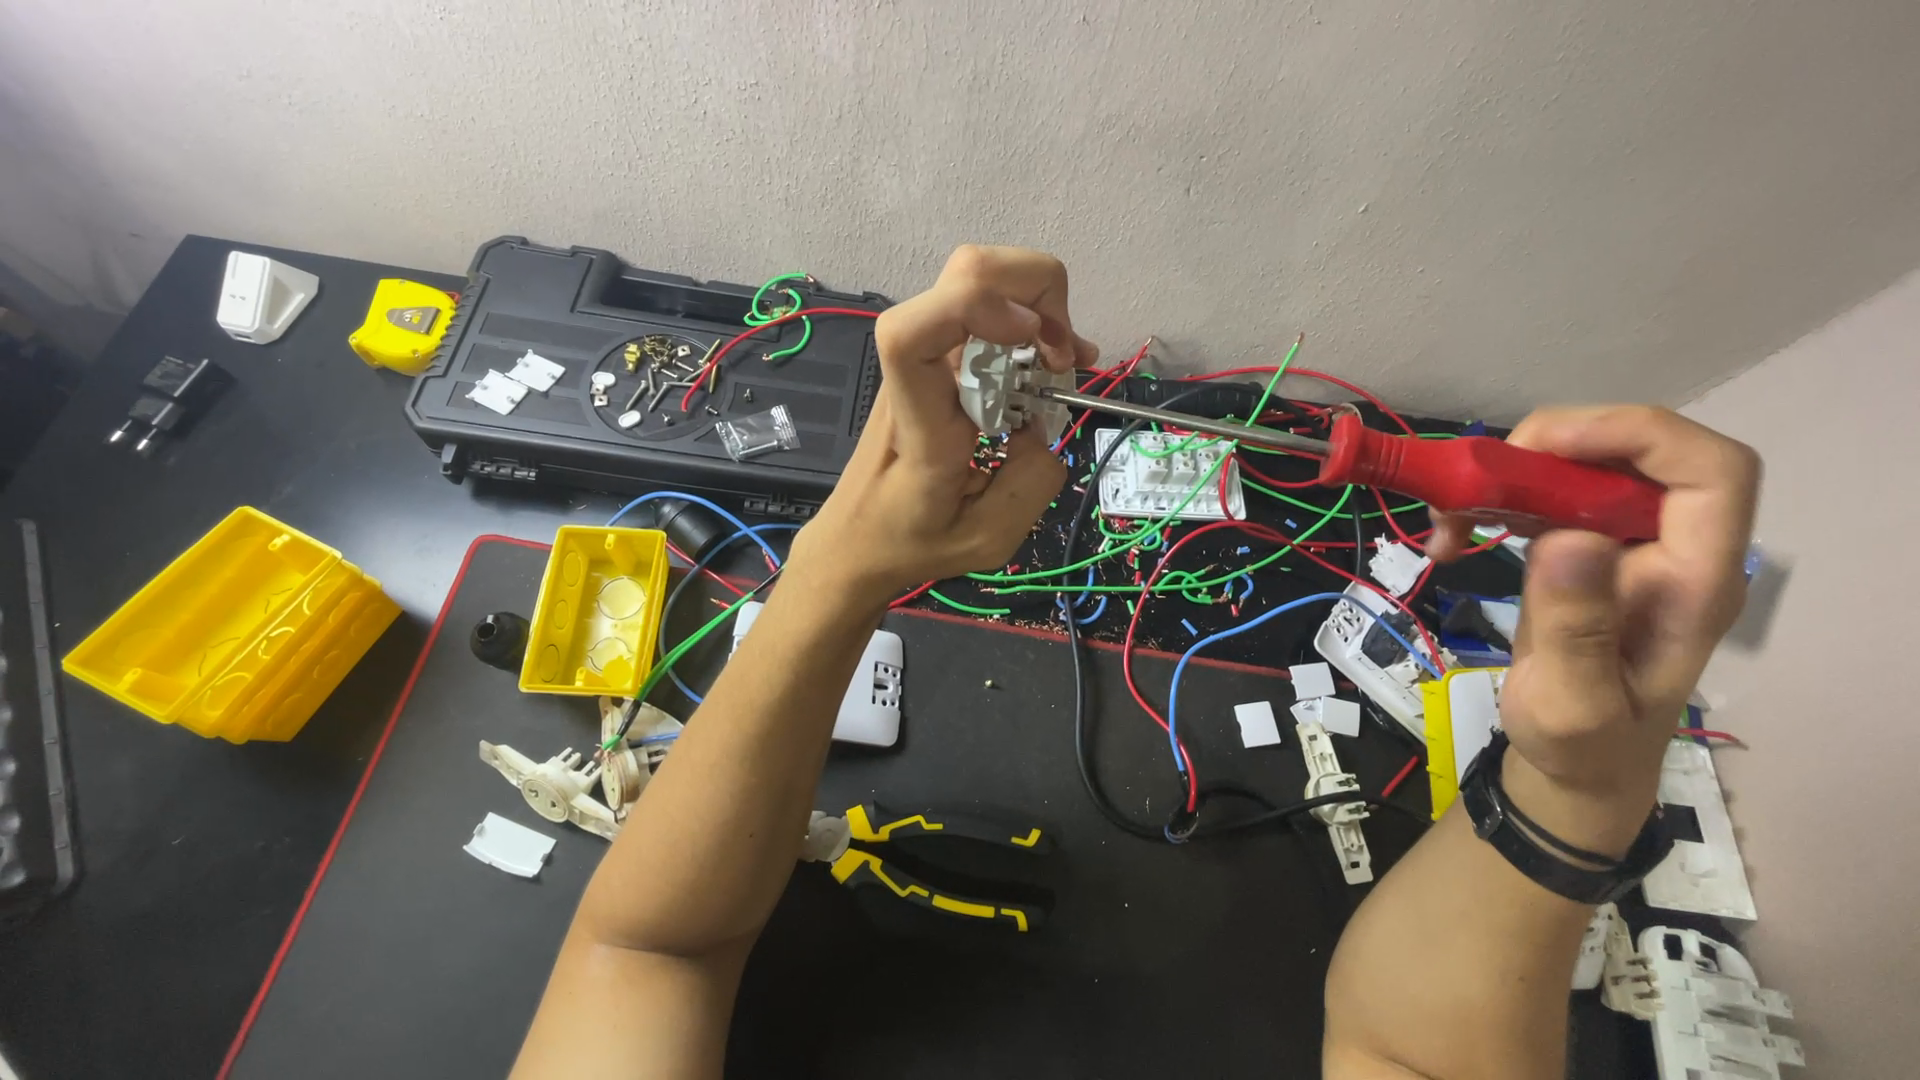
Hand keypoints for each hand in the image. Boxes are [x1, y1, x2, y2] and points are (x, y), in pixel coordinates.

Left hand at [790, 245, 1097, 604]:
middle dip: (1037, 291)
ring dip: (1038, 304)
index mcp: (920, 424)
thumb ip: (1032, 484)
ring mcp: (927, 360)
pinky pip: (983, 311)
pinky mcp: (937, 361)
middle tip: (1064, 356)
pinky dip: (1028, 320)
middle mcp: (918, 374)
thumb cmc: (911, 542)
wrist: (859, 538)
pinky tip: (1050, 363)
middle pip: (964, 271)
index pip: (910, 333)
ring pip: (977, 279)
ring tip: (1063, 361)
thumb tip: (1044, 428)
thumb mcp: (987, 541)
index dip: (975, 307)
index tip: (1033, 341)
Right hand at [1429, 407, 1759, 847]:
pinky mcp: (1581, 552)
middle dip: (1549, 450)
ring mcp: (1624, 547)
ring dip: (1507, 476)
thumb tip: (1571, 536)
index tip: (1542, 446)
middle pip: (1637, 453)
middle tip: (1473, 484)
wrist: (1572, 766)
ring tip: (1449, 519)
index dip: (1635, 434)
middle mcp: (1669, 549)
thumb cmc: (1582, 745)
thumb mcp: (1574, 701)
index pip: (1708, 470)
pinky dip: (1492, 501)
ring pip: (1580, 468)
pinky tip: (1453, 535)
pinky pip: (1544, 497)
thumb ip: (1576, 625)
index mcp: (1693, 580)